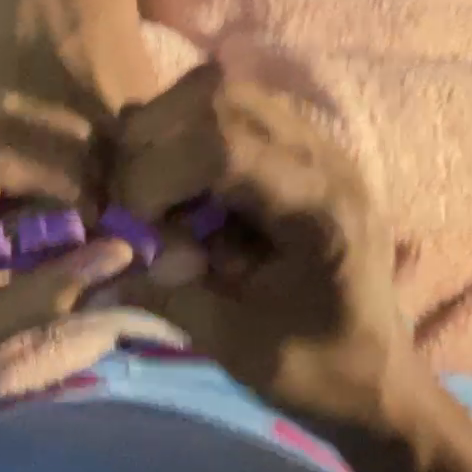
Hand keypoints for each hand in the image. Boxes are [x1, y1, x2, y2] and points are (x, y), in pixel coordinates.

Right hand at [106, 65, 411, 428]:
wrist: (376, 382)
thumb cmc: (314, 371)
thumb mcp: (232, 344)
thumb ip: (163, 295)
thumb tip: (95, 266)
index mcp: (322, 211)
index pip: (225, 148)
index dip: (155, 175)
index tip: (130, 223)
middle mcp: (324, 160)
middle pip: (216, 98)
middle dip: (149, 142)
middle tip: (128, 197)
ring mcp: (311, 146)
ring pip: (216, 88)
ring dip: (161, 129)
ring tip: (147, 182)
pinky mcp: (292, 147)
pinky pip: (222, 105)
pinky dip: (178, 130)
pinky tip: (172, 179)